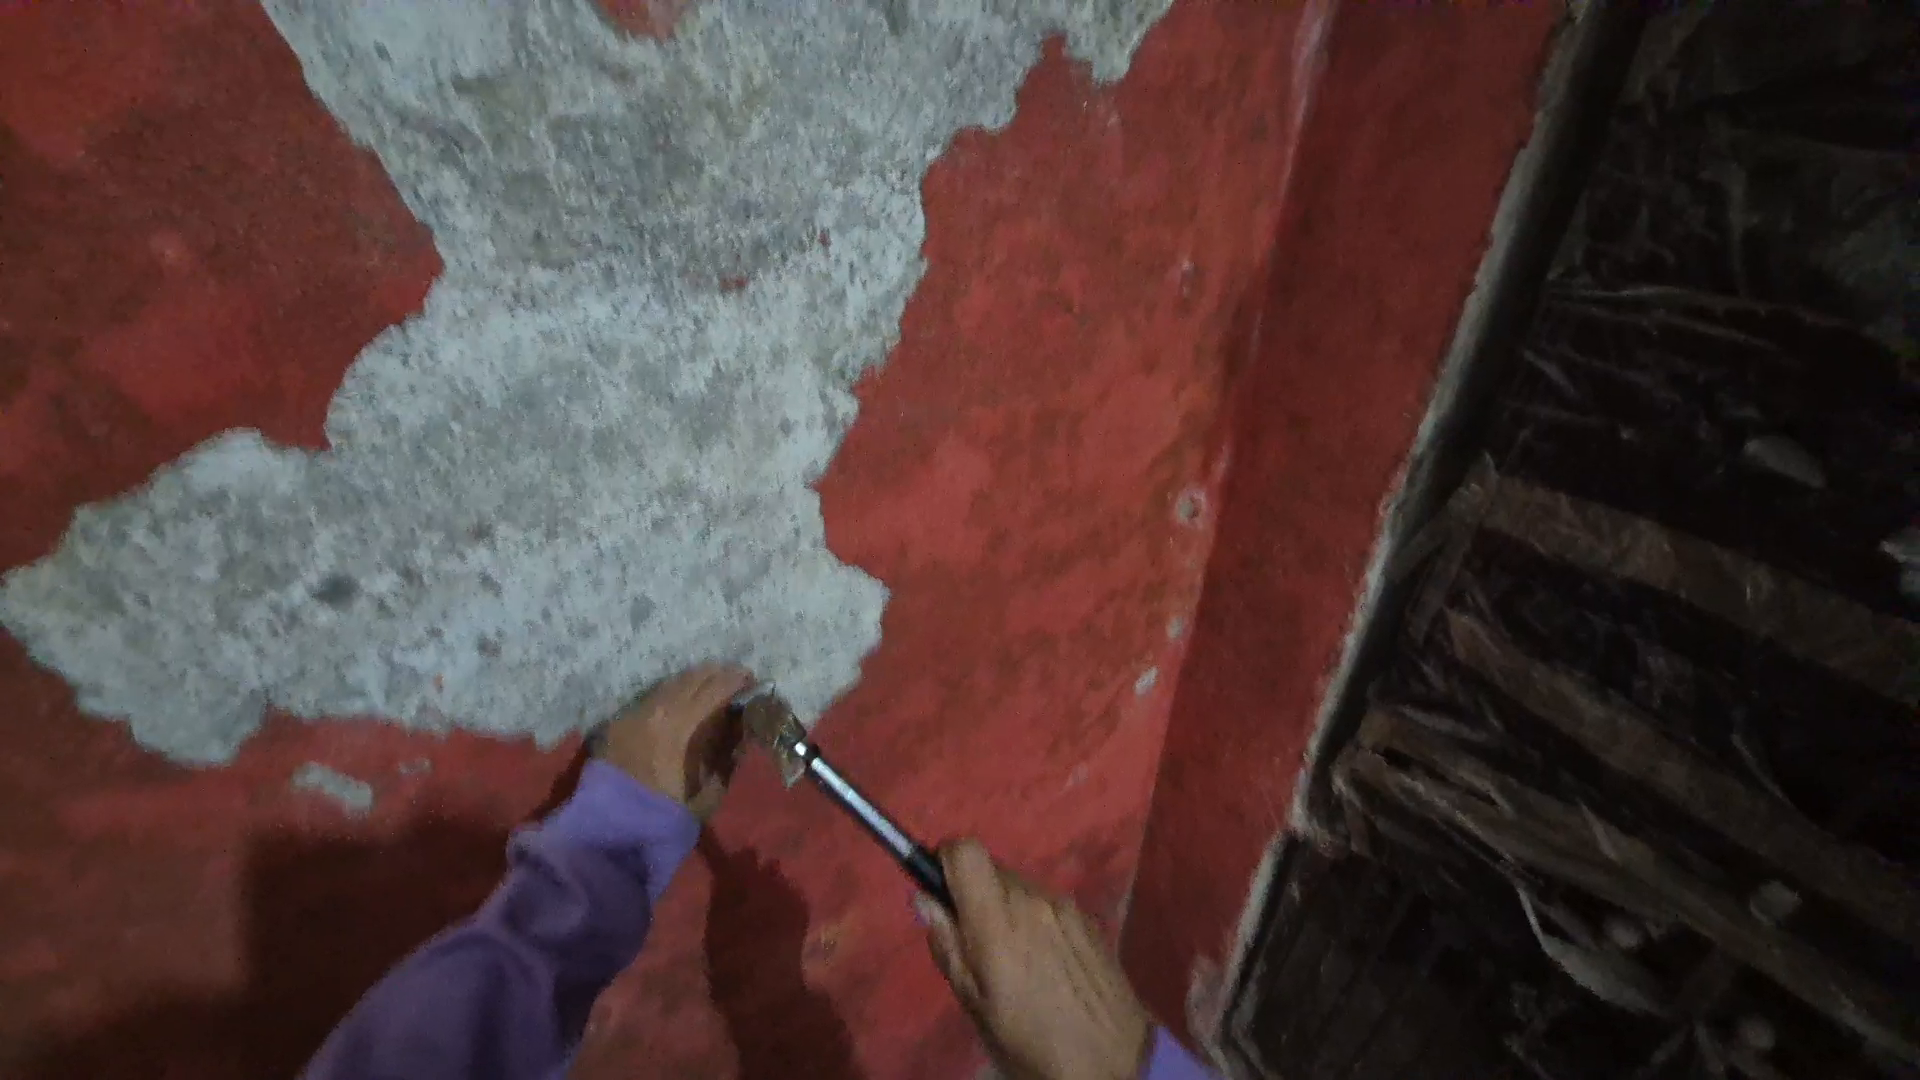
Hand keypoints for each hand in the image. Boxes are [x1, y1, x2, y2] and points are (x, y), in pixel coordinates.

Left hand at [597, 664, 753, 818]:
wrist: (611, 835)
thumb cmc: (668, 816)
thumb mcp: (712, 788)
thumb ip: (730, 751)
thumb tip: (742, 724)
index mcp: (682, 725)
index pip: (717, 687)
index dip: (739, 680)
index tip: (755, 681)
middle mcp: (657, 709)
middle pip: (694, 676)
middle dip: (719, 674)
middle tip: (737, 679)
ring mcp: (635, 713)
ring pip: (672, 682)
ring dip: (695, 680)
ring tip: (711, 686)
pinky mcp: (619, 722)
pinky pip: (653, 696)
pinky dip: (673, 692)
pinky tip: (682, 701)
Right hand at [918, 839, 1152, 1079]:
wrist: (1113, 1061)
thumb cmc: (1031, 1039)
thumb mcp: (975, 1004)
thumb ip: (948, 945)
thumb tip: (923, 899)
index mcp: (997, 918)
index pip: (966, 849)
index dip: (946, 859)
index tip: (941, 889)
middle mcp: (1031, 897)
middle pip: (991, 867)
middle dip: (975, 892)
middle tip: (976, 939)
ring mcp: (1063, 903)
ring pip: (1018, 884)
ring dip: (1005, 906)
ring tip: (1014, 957)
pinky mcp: (1086, 915)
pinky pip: (1045, 901)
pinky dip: (1034, 918)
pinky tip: (1044, 960)